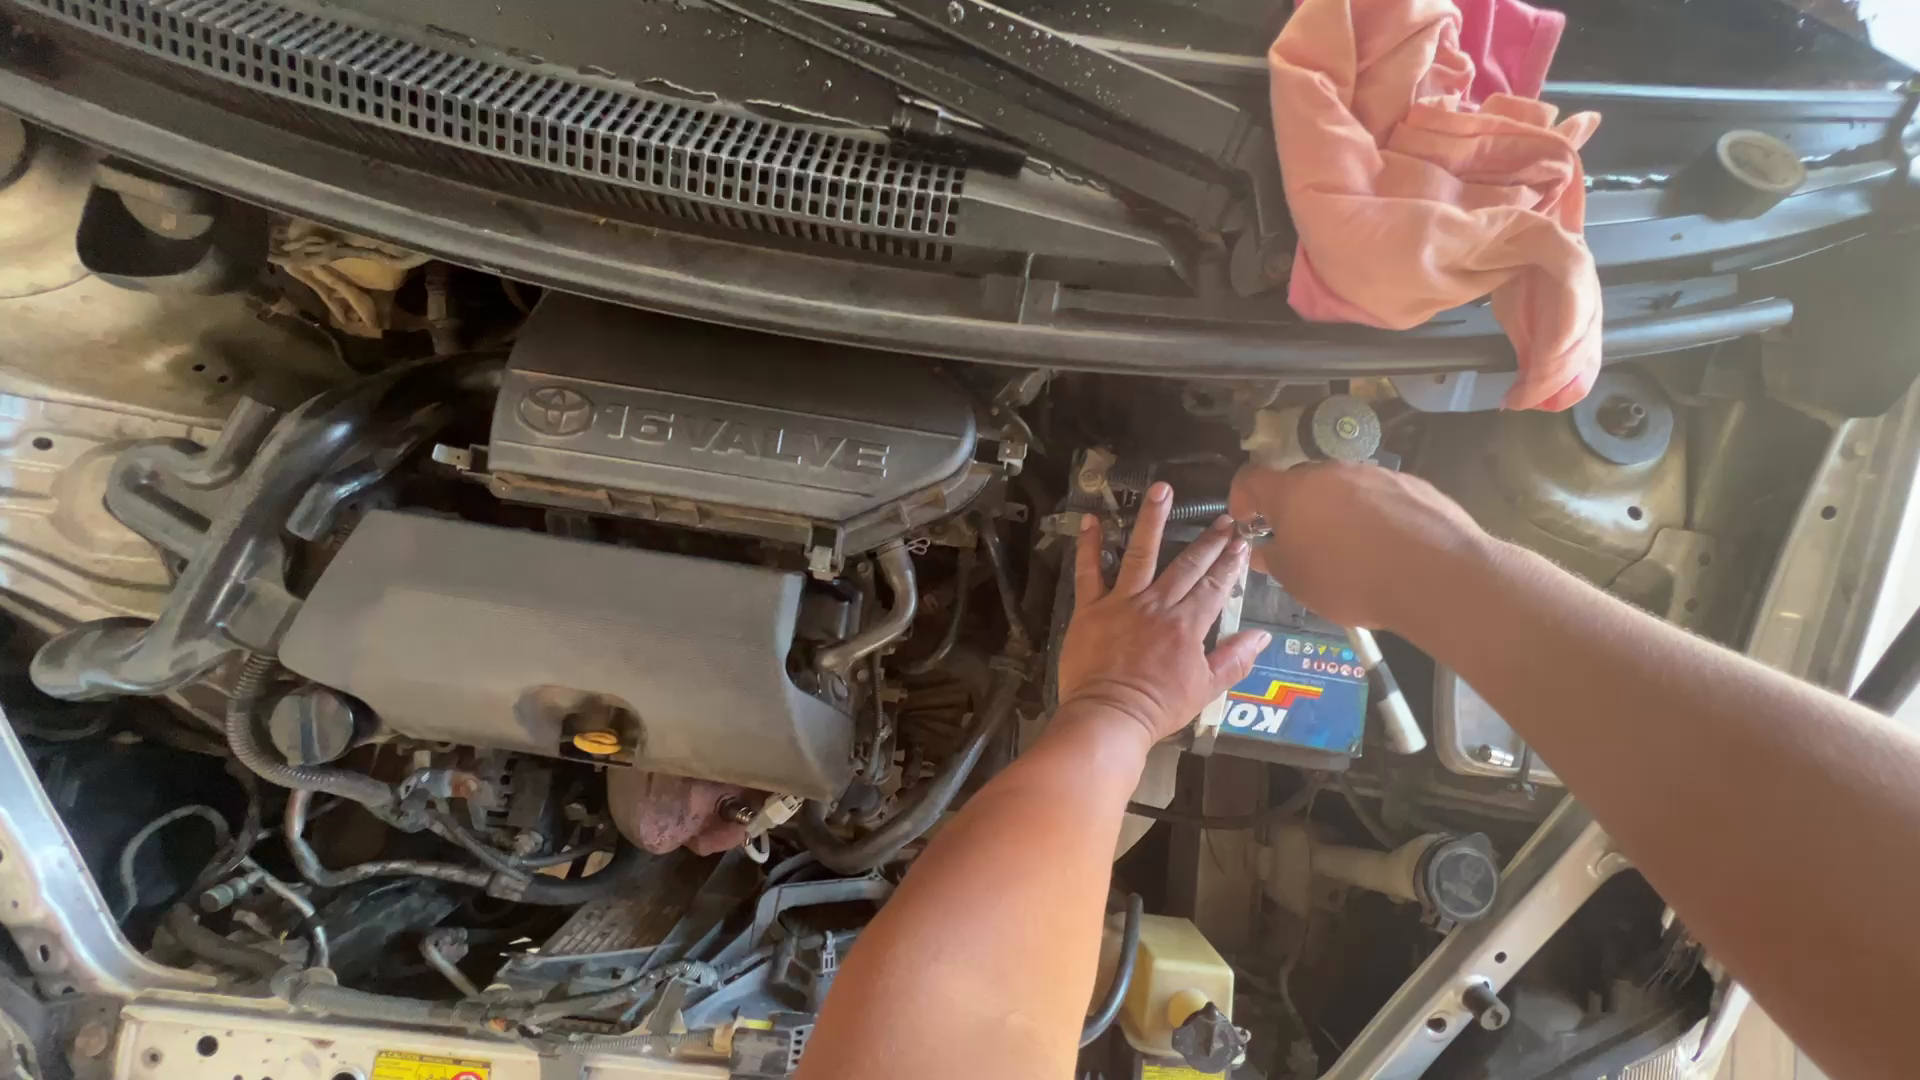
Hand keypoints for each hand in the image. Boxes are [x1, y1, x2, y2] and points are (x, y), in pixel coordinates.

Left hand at [1056, 483, 1272, 744]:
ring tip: (1161, 490)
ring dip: (1152, 520)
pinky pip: (1088, 571)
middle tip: (1223, 516)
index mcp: (1187, 625)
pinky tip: (1091, 520)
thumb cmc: (1158, 707)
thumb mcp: (1206, 690)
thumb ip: (1234, 660)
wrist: (1110, 716)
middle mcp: (1157, 605)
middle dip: (1207, 539)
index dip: (1229, 562)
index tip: (1241, 540)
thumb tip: (1262, 636)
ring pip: (1140, 553)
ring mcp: (1122, 602)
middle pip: (1186, 565)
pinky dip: (1089, 545)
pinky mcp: (1090, 608)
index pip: (1214, 586)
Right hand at [1227, 463, 1491, 631]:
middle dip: (1293, 510)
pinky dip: (1374, 516)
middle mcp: (1330, 472)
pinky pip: (1380, 497)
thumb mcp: (1296, 580)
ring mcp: (1374, 474)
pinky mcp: (1412, 484)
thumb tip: (1265, 551)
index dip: (1241, 498)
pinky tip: (1388, 548)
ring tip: (1351, 552)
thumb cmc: (1350, 579)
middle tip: (1301, 545)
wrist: (1438, 577)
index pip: (1250, 478)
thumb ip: (1273, 559)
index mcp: (1292, 491)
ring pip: (1342, 489)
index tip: (1247, 523)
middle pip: (1299, 484)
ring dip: (1335, 513)